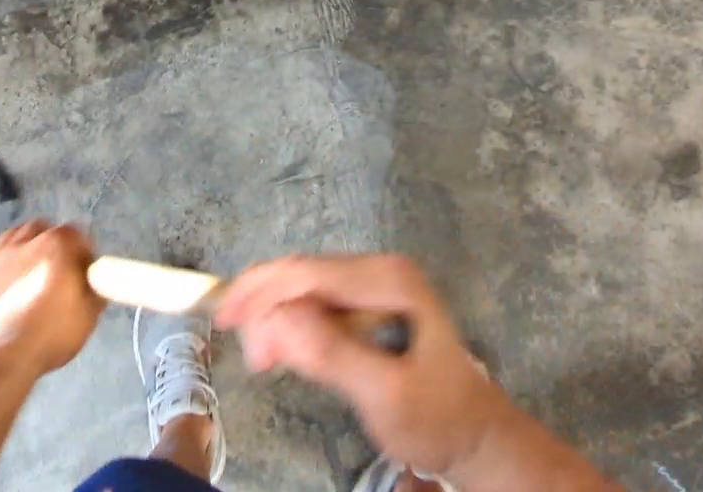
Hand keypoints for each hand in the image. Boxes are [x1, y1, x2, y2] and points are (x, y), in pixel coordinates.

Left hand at [0, 220, 102, 374]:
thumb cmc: (49, 334)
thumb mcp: (88, 316)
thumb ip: (94, 291)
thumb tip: (92, 284)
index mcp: (59, 243)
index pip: (79, 237)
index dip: (85, 257)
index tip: (85, 278)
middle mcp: (27, 240)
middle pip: (45, 231)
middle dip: (53, 246)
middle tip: (58, 275)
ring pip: (16, 240)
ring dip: (26, 251)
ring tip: (31, 279)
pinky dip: (4, 269)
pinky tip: (9, 293)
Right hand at [215, 255, 516, 479]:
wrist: (475, 434)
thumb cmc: (437, 416)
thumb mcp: (385, 393)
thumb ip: (332, 354)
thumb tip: (277, 320)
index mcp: (389, 280)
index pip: (309, 272)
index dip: (263, 291)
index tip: (227, 320)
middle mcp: (380, 269)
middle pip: (302, 271)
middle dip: (262, 301)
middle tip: (235, 340)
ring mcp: (374, 282)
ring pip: (304, 283)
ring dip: (272, 310)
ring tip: (257, 354)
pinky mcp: (366, 301)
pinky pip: (316, 299)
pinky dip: (290, 318)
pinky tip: (278, 345)